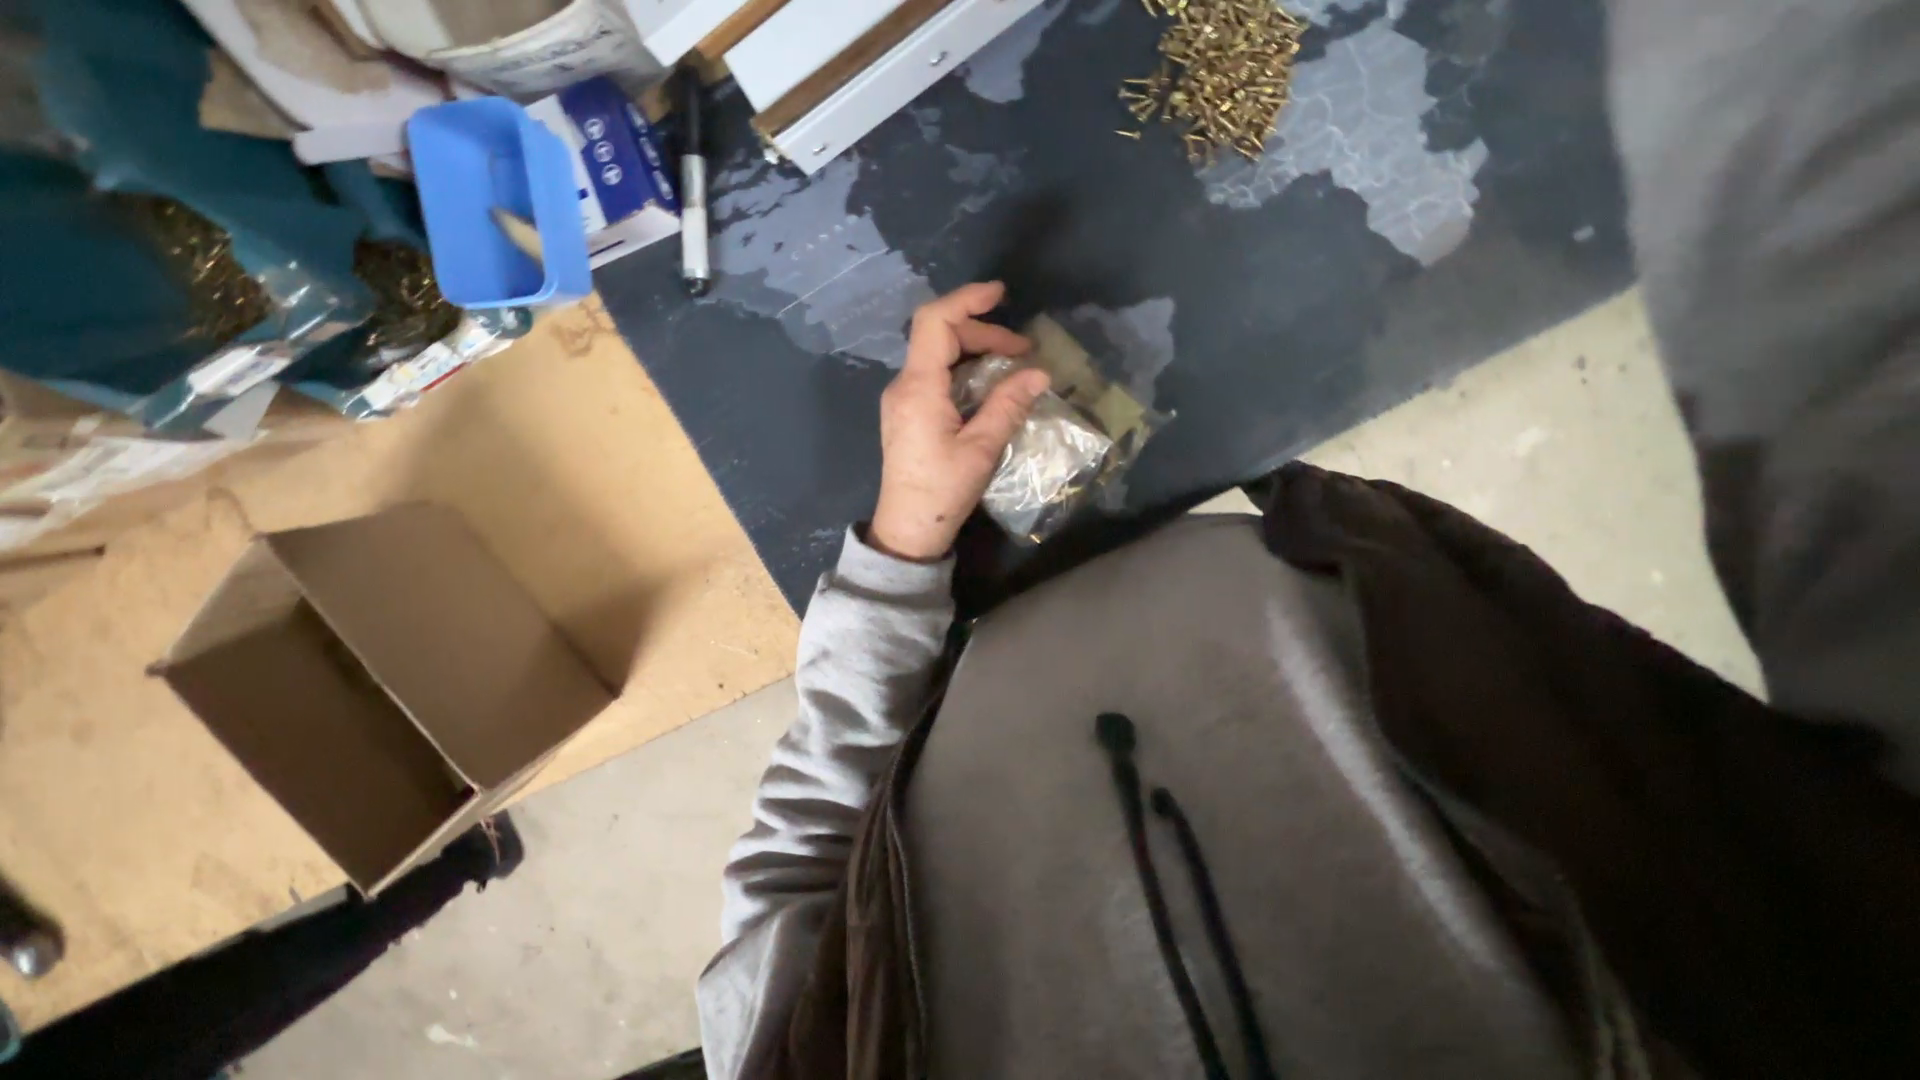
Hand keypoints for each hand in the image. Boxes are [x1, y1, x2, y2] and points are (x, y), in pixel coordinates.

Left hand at [869, 283, 1050, 560]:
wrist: (908, 529)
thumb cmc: (942, 491)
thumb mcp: (981, 448)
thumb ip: (1008, 404)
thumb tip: (1039, 372)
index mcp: (918, 387)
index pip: (934, 322)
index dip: (966, 300)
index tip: (1000, 294)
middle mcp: (904, 385)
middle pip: (940, 336)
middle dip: (983, 333)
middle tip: (1023, 351)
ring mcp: (903, 399)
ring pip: (938, 356)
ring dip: (976, 352)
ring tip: (1013, 365)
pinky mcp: (908, 414)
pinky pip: (935, 376)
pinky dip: (964, 371)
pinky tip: (990, 386)